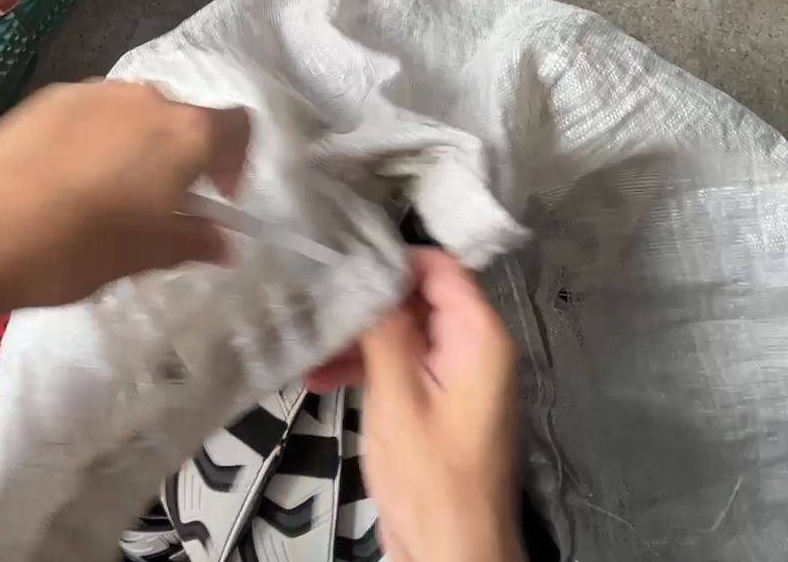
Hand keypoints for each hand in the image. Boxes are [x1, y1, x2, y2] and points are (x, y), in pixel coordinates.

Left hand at [0, 81, 248, 313]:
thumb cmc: (74, 250)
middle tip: (160, 203)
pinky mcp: (51, 95)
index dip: (236, 161)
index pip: (238, 126)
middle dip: (183, 157)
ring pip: (136, 113)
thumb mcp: (145, 256)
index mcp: (184, 133)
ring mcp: (94, 90)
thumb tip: (223, 241)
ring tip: (108, 193)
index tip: (217, 196)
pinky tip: (66, 178)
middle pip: (184, 119)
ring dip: (139, 146)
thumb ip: (194, 239)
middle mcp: (147, 98)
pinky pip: (94, 112)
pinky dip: (97, 137)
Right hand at [314, 249, 521, 561]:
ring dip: (356, 336)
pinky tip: (319, 373)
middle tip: (317, 298)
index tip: (345, 256)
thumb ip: (385, 328)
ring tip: (309, 342)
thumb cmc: (431, 480)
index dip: (393, 256)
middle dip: (365, 299)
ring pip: (400, 328)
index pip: (439, 266)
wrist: (449, 555)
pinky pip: (399, 361)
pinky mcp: (433, 396)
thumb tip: (367, 270)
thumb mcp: (399, 396)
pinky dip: (364, 365)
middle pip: (416, 296)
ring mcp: (452, 372)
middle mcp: (471, 346)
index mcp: (478, 337)